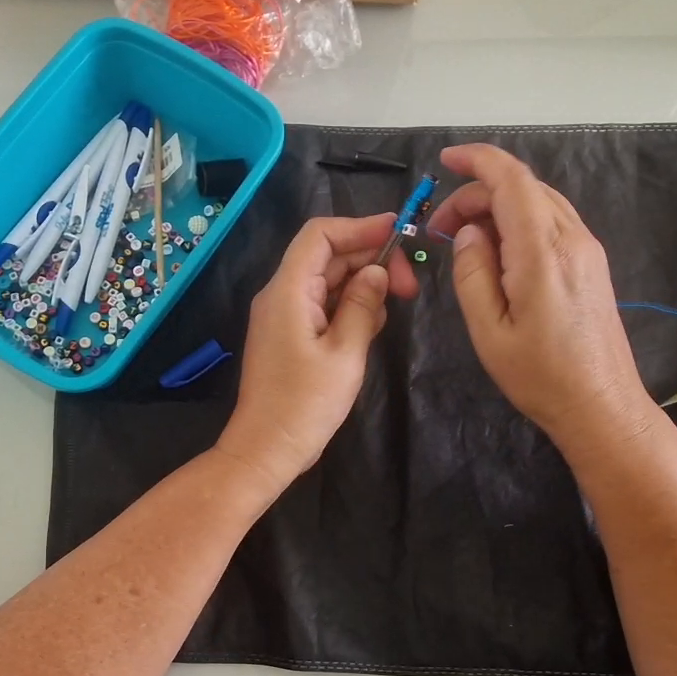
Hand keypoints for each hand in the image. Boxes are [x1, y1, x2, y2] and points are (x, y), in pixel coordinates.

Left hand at [215, 213, 419, 485]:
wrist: (267, 449)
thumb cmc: (305, 403)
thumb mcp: (345, 353)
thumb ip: (364, 305)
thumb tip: (377, 271)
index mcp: (289, 290)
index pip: (321, 235)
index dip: (360, 226)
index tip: (400, 234)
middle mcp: (281, 295)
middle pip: (328, 256)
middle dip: (370, 260)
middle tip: (409, 287)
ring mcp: (283, 316)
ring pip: (328, 281)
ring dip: (363, 286)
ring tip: (391, 311)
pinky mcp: (289, 336)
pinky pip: (322, 306)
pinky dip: (349, 308)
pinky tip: (372, 328)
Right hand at [426, 143, 653, 446]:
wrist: (600, 404)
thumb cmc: (540, 375)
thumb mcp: (489, 331)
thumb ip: (473, 274)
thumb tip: (468, 233)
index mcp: (543, 252)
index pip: (512, 182)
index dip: (478, 160)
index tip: (445, 160)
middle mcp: (571, 239)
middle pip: (523, 188)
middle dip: (477, 194)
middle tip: (440, 232)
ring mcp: (587, 249)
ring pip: (538, 203)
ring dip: (498, 208)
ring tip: (464, 242)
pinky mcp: (591, 264)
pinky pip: (551, 222)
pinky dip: (518, 222)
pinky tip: (497, 253)